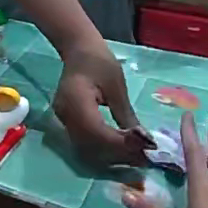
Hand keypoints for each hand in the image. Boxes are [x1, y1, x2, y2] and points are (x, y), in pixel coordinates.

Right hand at [52, 42, 149, 165]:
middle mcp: (64, 115)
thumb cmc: (99, 61)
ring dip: (112, 156)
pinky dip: (104, 150)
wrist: (78, 50)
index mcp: (75, 100)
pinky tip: (121, 149)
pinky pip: (84, 143)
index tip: (145, 148)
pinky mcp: (67, 124)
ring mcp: (63, 121)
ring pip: (86, 149)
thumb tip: (144, 141)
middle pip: (90, 145)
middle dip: (118, 154)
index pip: (96, 132)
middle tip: (145, 157)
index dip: (120, 144)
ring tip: (136, 155)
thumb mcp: (117, 85)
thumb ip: (126, 114)